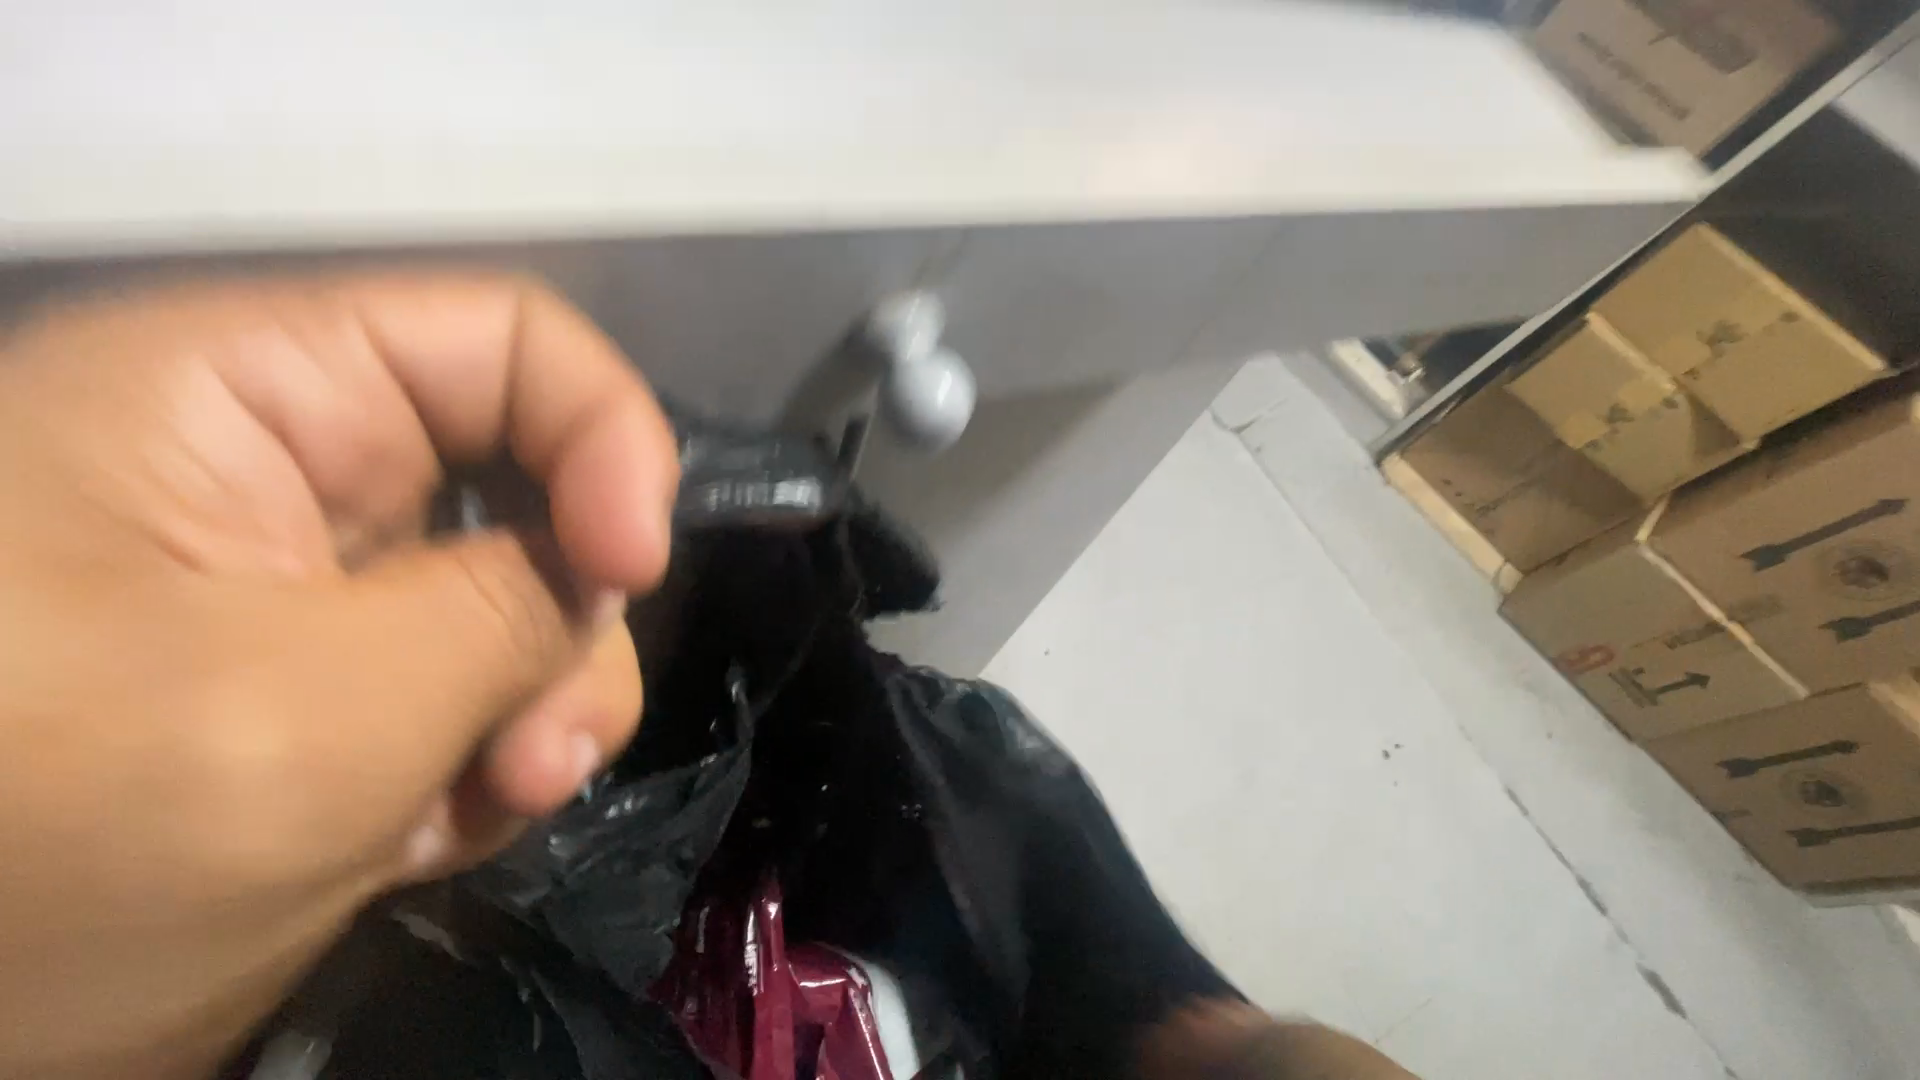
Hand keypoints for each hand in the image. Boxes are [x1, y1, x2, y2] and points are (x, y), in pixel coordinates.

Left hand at [0, 277, 679, 1078]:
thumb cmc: (26, 847)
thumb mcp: (307, 718)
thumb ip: (506, 612)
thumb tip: (600, 580)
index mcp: (255, 398)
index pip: (511, 342)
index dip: (609, 433)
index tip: (633, 567)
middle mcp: (302, 474)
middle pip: (542, 491)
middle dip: (574, 623)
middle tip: (553, 752)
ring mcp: (327, 589)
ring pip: (530, 607)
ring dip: (540, 713)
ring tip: (486, 809)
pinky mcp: (346, 685)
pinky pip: (491, 690)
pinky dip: (491, 765)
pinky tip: (429, 838)